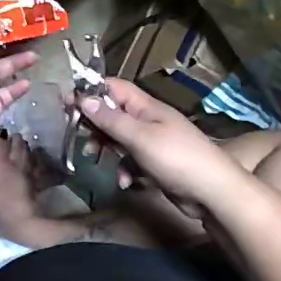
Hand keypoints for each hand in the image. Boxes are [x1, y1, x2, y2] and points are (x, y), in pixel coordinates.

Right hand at [76, 77, 248, 213]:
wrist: (212, 193)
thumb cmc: (176, 158)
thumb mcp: (139, 137)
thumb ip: (110, 119)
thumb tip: (83, 98)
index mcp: (146, 106)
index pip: (114, 87)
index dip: (91, 91)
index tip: (68, 103)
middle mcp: (147, 120)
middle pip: (112, 113)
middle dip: (94, 124)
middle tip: (79, 135)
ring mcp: (151, 142)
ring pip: (118, 139)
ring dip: (107, 148)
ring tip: (96, 158)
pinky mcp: (154, 164)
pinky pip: (130, 161)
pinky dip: (124, 170)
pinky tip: (126, 182)